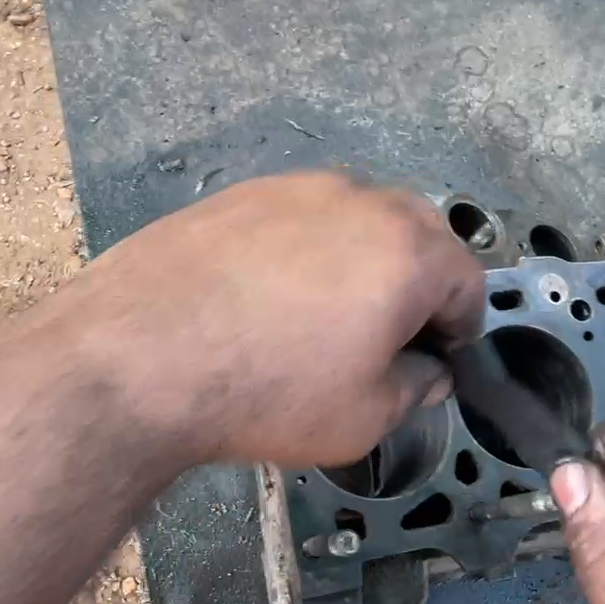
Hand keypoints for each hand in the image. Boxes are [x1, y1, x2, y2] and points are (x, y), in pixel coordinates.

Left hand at [45, 171, 483, 469]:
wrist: (137, 356)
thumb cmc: (268, 391)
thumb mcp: (362, 416)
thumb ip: (414, 389)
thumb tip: (428, 373)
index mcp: (407, 249)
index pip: (467, 279)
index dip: (462, 326)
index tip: (438, 358)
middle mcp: (359, 199)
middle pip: (417, 235)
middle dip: (418, 283)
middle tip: (389, 333)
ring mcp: (294, 187)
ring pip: (355, 219)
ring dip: (362, 259)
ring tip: (325, 313)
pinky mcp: (240, 193)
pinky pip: (298, 217)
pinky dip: (306, 248)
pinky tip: (268, 294)